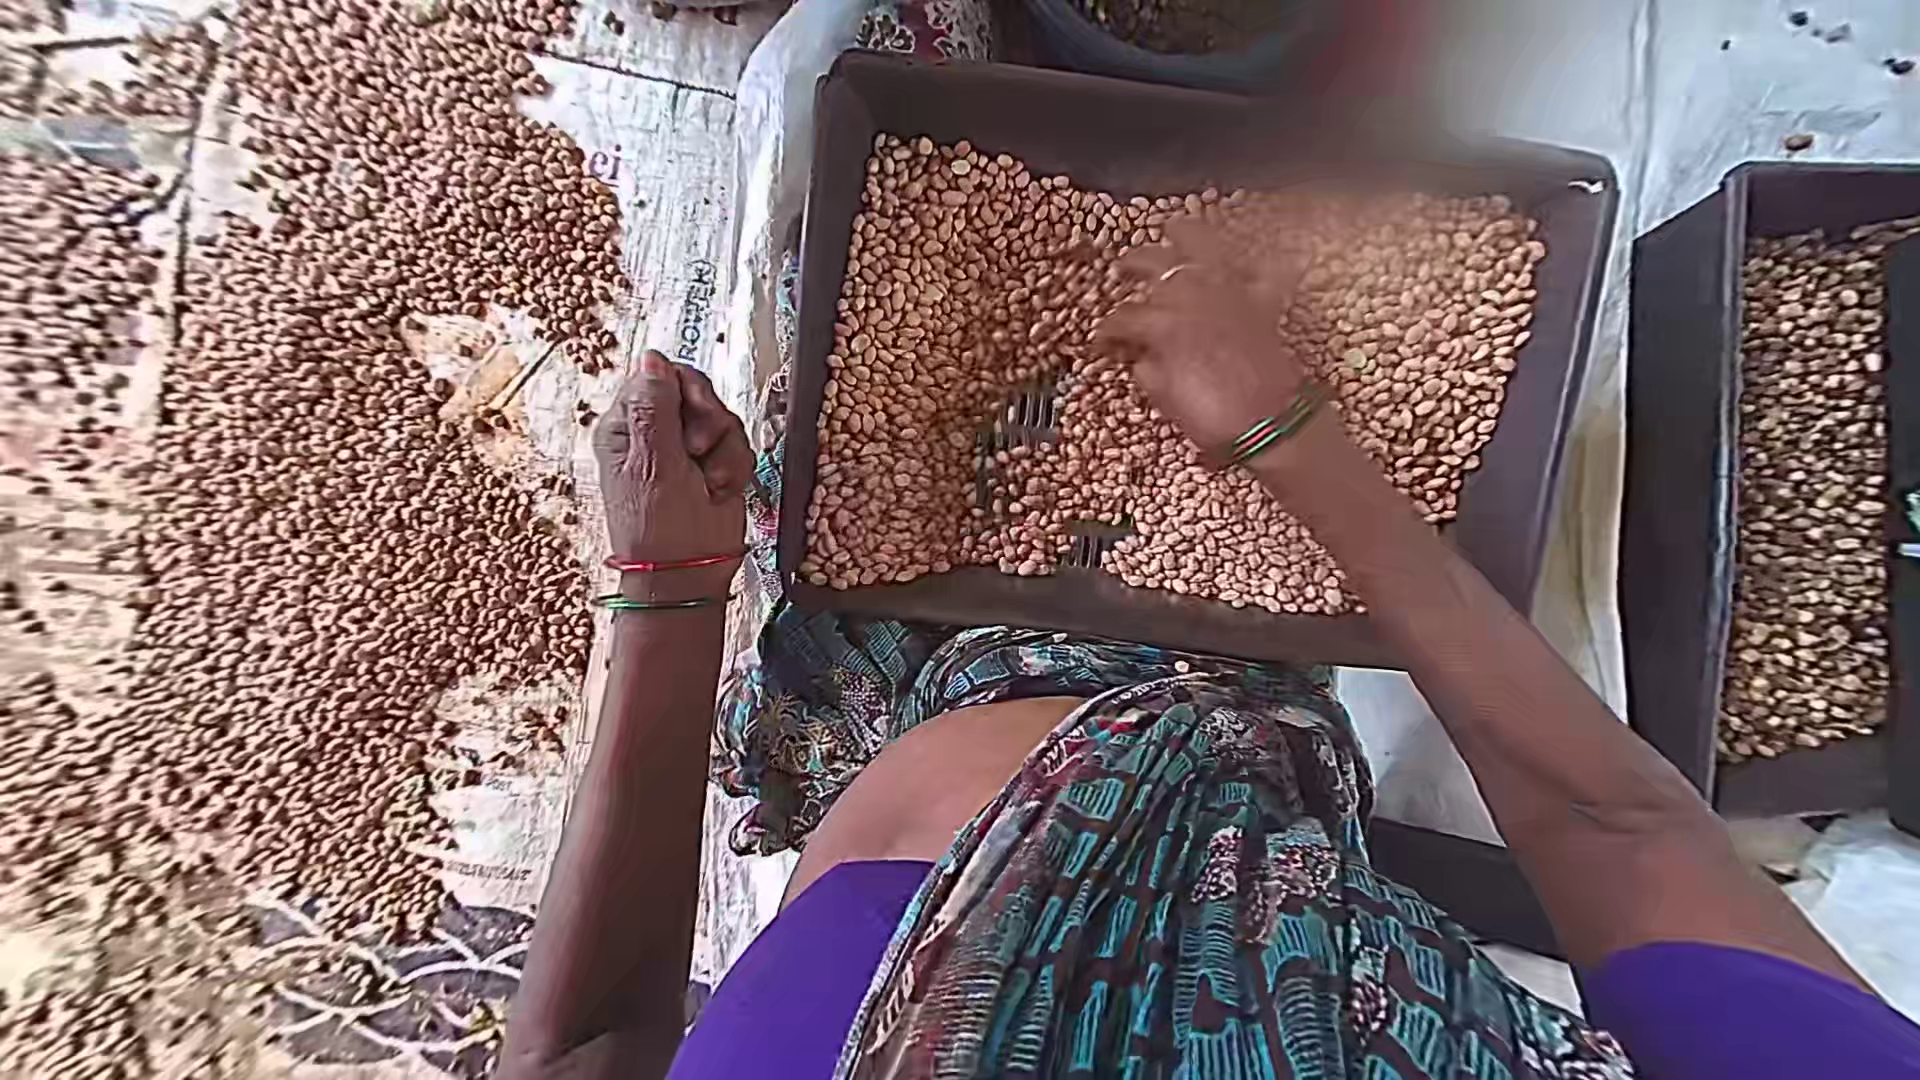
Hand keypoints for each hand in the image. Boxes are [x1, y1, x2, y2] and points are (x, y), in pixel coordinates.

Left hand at [592, 350, 750, 602]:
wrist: (691, 573)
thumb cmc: (662, 527)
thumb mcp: (654, 463)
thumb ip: (656, 408)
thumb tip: (653, 358)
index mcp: (629, 427)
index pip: (661, 377)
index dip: (686, 391)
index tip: (694, 417)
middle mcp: (659, 434)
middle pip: (699, 394)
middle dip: (710, 424)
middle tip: (699, 452)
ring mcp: (689, 451)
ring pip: (725, 422)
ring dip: (726, 453)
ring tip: (710, 483)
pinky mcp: (717, 467)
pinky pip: (739, 447)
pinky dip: (736, 468)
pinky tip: (721, 490)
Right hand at [1094, 218, 1319, 453]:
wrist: (1268, 423)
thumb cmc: (1210, 414)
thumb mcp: (1164, 396)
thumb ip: (1146, 368)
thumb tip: (1137, 355)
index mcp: (1165, 324)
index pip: (1125, 317)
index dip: (1107, 329)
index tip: (1100, 340)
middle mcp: (1196, 297)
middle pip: (1158, 267)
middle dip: (1136, 264)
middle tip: (1122, 267)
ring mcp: (1231, 294)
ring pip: (1206, 250)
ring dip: (1186, 236)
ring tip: (1172, 227)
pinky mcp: (1260, 303)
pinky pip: (1259, 270)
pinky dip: (1252, 261)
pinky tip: (1244, 255)